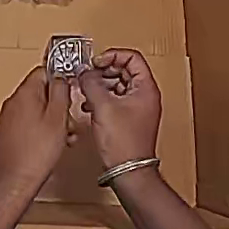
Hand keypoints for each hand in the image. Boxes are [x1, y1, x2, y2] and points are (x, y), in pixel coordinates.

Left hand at [0, 66, 75, 200]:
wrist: (14, 182)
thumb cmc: (36, 153)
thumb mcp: (58, 117)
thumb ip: (61, 91)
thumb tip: (62, 76)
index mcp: (24, 93)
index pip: (43, 71)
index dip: (60, 78)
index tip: (71, 87)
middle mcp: (13, 102)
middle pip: (40, 91)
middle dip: (58, 103)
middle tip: (69, 117)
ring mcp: (8, 118)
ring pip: (36, 108)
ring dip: (52, 118)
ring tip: (63, 135)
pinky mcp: (7, 133)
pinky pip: (28, 122)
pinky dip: (42, 128)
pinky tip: (51, 144)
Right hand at [69, 48, 162, 169]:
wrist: (128, 172)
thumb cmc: (123, 143)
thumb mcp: (103, 107)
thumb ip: (91, 84)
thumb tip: (83, 71)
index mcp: (146, 88)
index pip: (132, 58)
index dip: (112, 56)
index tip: (96, 62)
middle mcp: (145, 95)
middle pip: (125, 70)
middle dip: (104, 71)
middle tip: (88, 75)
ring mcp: (139, 107)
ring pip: (119, 85)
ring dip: (101, 85)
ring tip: (86, 91)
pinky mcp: (130, 119)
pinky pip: (116, 99)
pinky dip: (103, 98)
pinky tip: (89, 106)